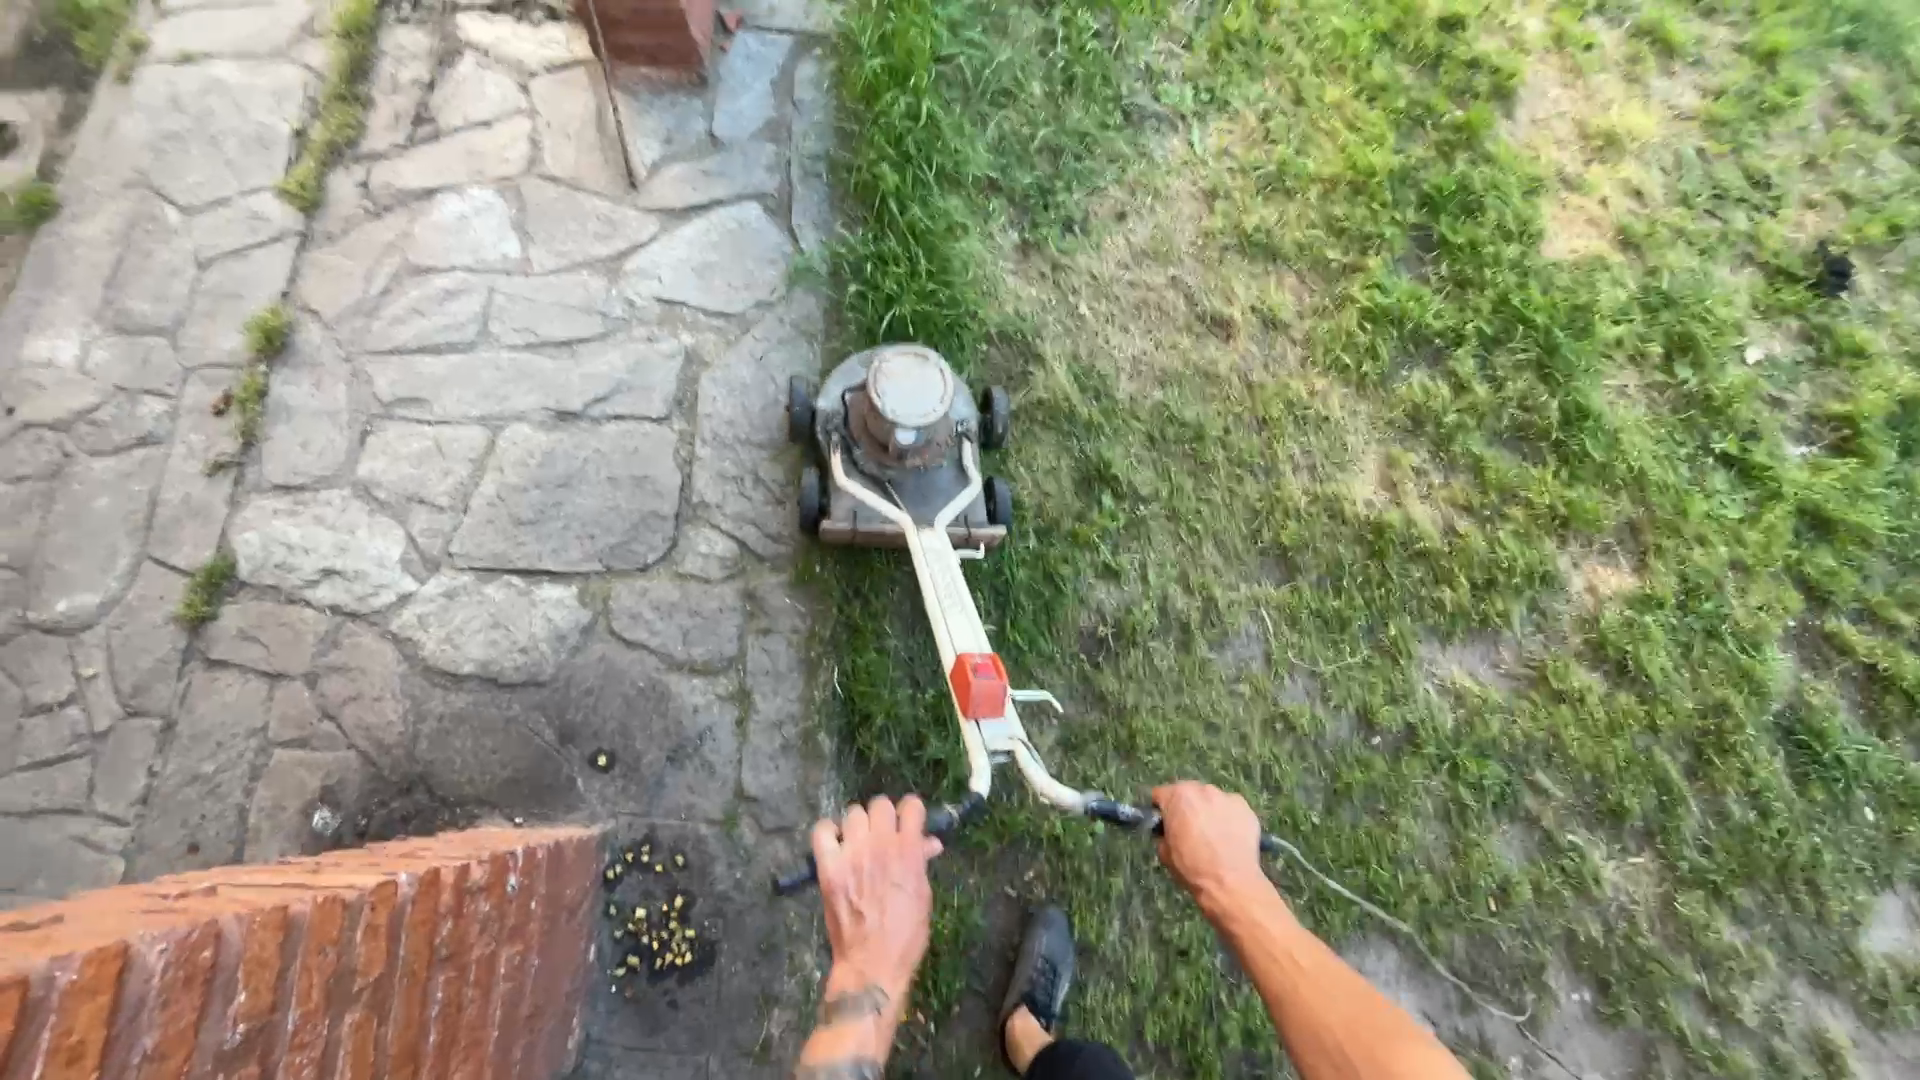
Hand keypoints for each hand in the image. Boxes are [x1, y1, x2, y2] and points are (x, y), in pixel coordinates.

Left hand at [811, 795, 944, 1003]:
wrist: (873, 964)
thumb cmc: (906, 934)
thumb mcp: (923, 895)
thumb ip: (921, 862)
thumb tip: (928, 842)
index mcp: (908, 850)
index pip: (911, 806)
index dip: (911, 811)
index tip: (909, 821)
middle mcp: (880, 844)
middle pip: (880, 804)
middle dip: (884, 816)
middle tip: (883, 834)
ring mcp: (851, 853)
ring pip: (853, 813)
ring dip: (859, 824)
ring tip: (859, 841)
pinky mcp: (828, 867)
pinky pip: (822, 831)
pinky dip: (829, 831)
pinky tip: (836, 842)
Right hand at [1153, 782, 1275, 910]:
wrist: (1230, 882)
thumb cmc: (1192, 867)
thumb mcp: (1165, 852)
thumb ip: (1164, 833)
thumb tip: (1169, 832)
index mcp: (1176, 796)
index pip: (1161, 794)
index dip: (1162, 809)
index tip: (1166, 823)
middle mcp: (1201, 789)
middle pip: (1188, 792)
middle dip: (1187, 806)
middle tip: (1190, 828)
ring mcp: (1226, 797)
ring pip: (1211, 799)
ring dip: (1208, 810)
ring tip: (1214, 833)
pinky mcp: (1246, 808)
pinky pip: (1231, 808)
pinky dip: (1229, 818)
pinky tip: (1230, 836)